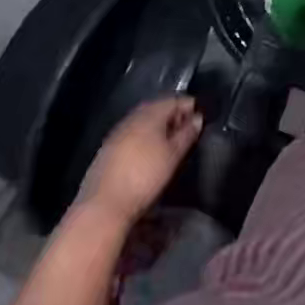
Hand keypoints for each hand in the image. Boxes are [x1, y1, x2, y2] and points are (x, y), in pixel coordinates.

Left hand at [78, 96, 202, 224]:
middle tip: (188, 128)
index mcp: (149, 114)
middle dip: (173, 115)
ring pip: (143, 121)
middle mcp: (132, 118)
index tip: (200, 116)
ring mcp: (118, 132)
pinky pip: (133, 133)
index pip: (173, 100)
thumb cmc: (144, 176)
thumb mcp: (172, 156)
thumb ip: (186, 134)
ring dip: (159, 126)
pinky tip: (150, 151)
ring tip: (172, 140)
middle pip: (157, 108)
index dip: (188, 105)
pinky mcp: (109, 148)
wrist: (104, 204)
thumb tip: (197, 118)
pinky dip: (145, 136)